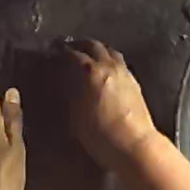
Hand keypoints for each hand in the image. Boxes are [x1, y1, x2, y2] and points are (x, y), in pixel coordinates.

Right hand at [61, 39, 159, 167]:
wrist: (135, 145)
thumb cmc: (100, 135)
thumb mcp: (76, 116)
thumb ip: (71, 95)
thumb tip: (67, 84)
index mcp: (91, 72)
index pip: (74, 54)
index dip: (62, 51)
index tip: (54, 50)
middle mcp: (108, 66)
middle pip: (94, 45)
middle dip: (81, 44)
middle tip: (71, 47)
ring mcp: (124, 72)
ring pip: (110, 51)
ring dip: (98, 49)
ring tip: (90, 54)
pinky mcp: (135, 81)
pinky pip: (120, 62)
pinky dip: (110, 60)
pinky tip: (107, 69)